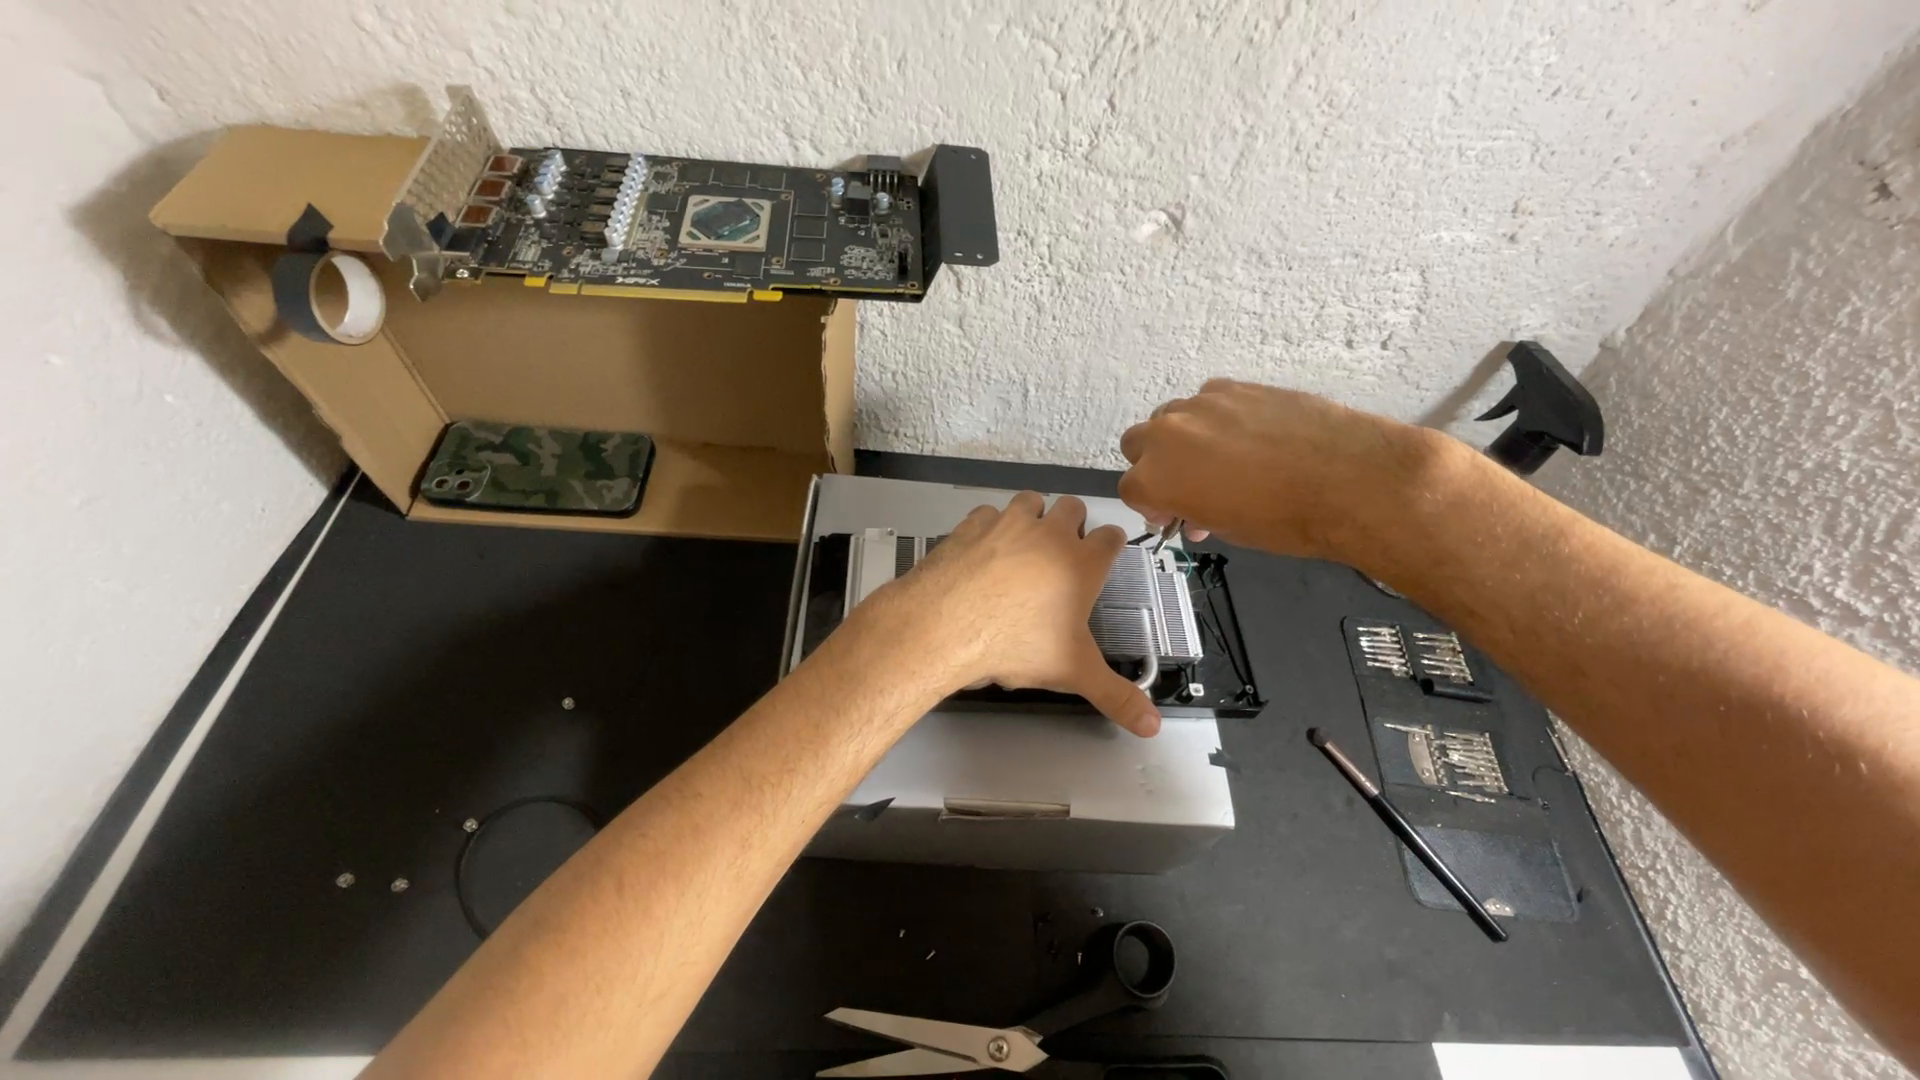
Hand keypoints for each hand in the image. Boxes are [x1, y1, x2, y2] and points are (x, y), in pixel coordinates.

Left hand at [858, 492, 1160, 736]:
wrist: (945, 625)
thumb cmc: (1016, 645)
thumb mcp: (1072, 673)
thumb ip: (1116, 697)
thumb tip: (1153, 725)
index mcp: (1081, 563)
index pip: (1110, 538)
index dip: (1111, 544)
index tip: (1107, 552)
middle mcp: (1049, 534)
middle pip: (1072, 508)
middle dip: (1072, 523)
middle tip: (1063, 551)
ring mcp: (1008, 524)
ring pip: (1030, 502)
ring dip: (1032, 516)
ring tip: (1023, 545)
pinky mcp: (971, 525)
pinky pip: (987, 514)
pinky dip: (989, 526)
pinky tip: (982, 550)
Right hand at [1118, 379, 1449, 560]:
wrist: (1349, 479)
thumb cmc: (1287, 520)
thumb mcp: (1229, 530)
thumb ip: (1195, 512)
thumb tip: (1196, 508)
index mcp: (1157, 478)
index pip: (1131, 490)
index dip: (1152, 506)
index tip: (1175, 515)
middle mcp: (1168, 435)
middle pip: (1137, 444)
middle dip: (1154, 464)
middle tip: (1188, 484)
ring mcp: (1202, 405)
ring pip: (1170, 417)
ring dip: (1183, 438)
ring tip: (1221, 458)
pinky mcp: (1236, 386)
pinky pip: (1209, 400)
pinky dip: (1216, 418)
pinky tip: (1248, 436)